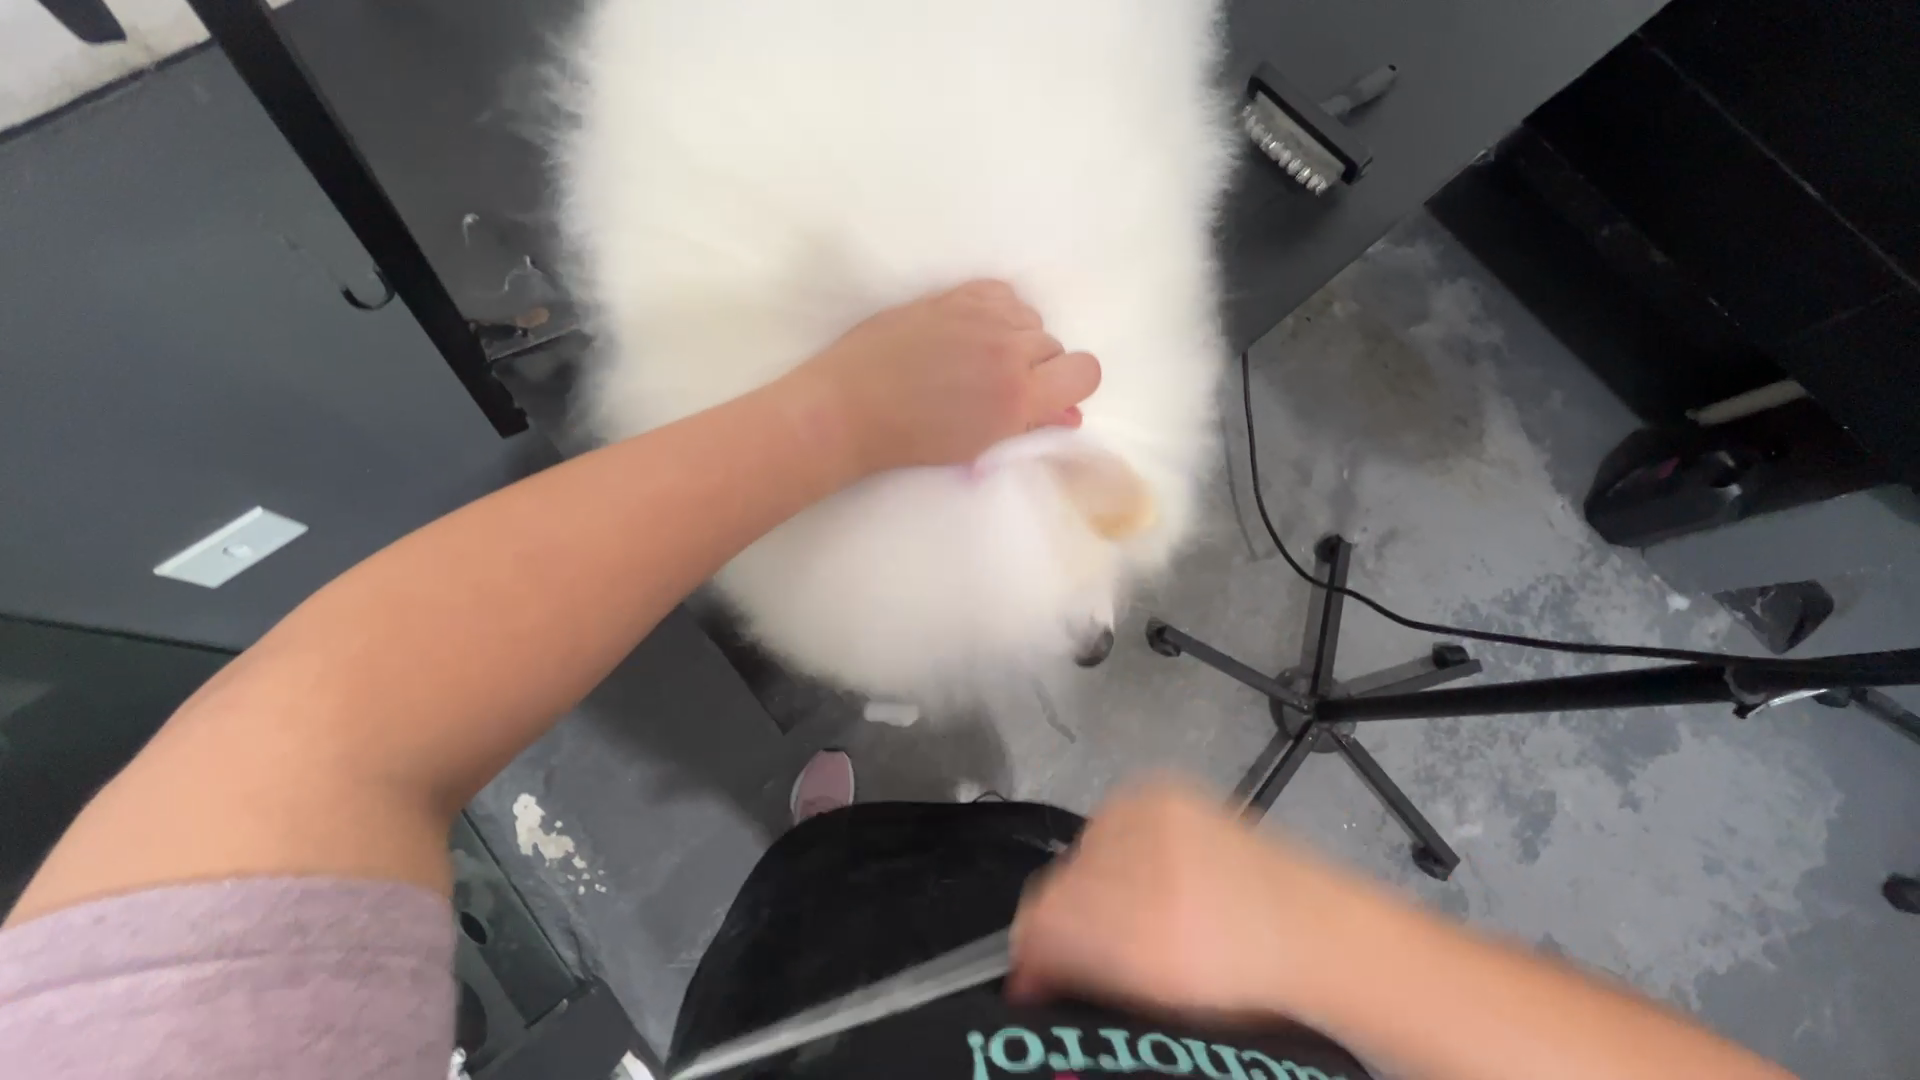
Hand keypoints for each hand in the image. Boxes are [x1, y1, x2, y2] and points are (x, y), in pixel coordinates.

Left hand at [783, 280, 1101, 474]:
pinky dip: (997, 310)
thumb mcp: (980, 444)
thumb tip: (1068, 414)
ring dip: (1016, 336)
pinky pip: (1003, 292)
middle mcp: (1006, 351)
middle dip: (1038, 366)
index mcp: (1017, 397)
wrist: (852, 407)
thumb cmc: (913, 438)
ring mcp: (979, 317)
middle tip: (1000, 384)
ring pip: (1030, 317)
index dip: (1071, 385)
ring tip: (980, 357)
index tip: (1047, 395)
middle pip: (1056, 344)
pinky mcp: (953, 296)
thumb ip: (1030, 425)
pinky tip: (972, 330)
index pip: (1086, 371)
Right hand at [1009, 779, 1385, 1020]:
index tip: (1036, 973)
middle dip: (1065, 914)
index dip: (1034, 950)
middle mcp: (1146, 866)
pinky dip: (1112, 846)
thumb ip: (1082, 973)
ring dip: (1090, 879)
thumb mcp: (1158, 996)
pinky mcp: (1163, 792)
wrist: (1311, 930)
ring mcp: (1154, 820)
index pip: (1047, 921)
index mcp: (1147, 938)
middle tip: (1090, 942)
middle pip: (1058, 881)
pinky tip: (1144, 868)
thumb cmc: (1238, 980)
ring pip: (1081, 851)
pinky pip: (1107, 820)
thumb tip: (1026, 967)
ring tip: (1129, 905)